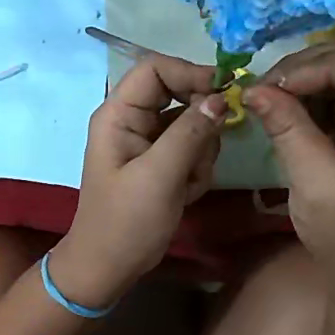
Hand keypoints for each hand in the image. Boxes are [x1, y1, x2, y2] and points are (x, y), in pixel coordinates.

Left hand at [53, 54, 225, 308]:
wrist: (109, 266)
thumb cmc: (126, 222)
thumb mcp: (159, 176)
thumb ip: (190, 133)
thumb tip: (221, 97)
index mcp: (118, 114)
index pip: (155, 68)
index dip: (191, 73)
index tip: (226, 92)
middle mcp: (131, 120)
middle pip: (179, 93)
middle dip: (200, 123)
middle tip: (205, 154)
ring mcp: (146, 141)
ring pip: (192, 123)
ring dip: (201, 152)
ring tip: (187, 184)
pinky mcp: (160, 162)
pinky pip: (191, 148)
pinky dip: (196, 168)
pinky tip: (186, 193)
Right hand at [244, 41, 334, 292]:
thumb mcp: (316, 188)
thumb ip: (290, 132)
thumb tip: (254, 89)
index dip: (331, 64)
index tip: (280, 83)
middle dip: (315, 66)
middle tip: (267, 85)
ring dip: (308, 77)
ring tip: (269, 93)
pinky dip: (310, 92)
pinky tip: (284, 103)